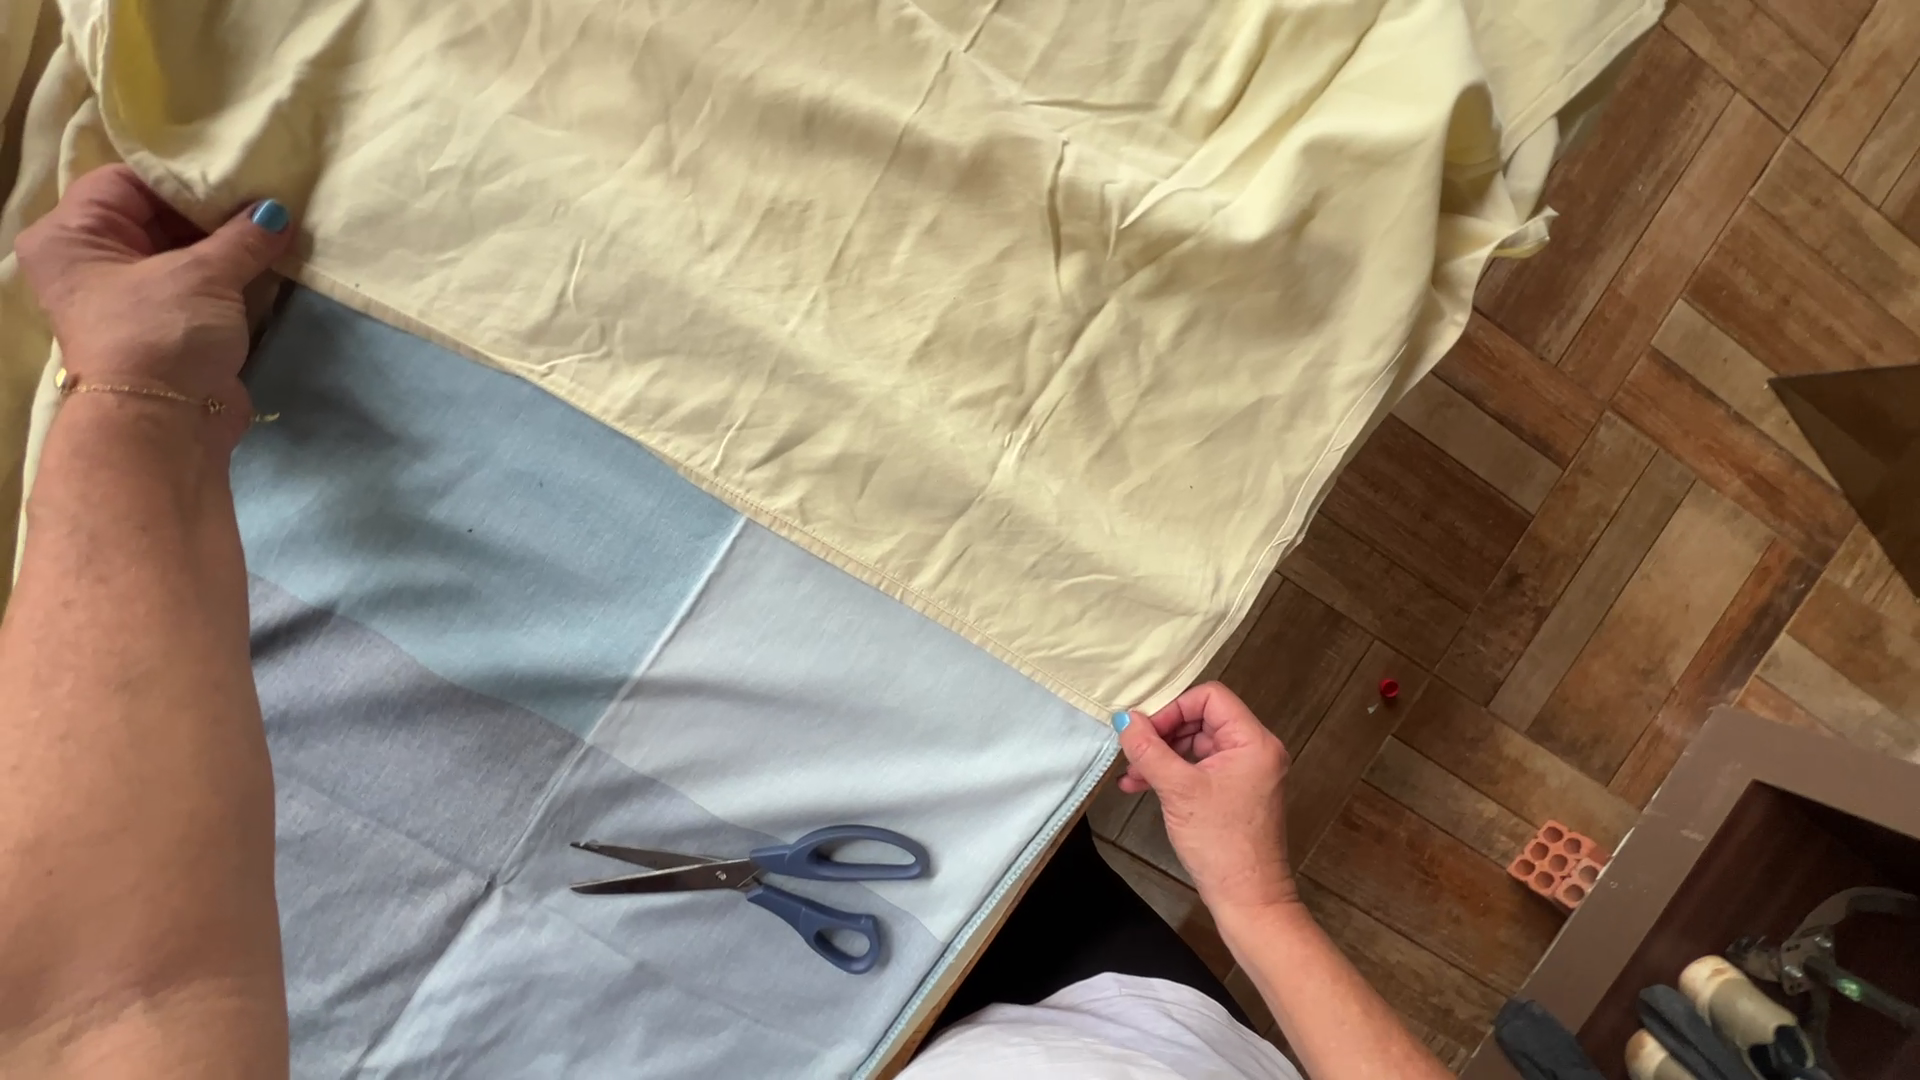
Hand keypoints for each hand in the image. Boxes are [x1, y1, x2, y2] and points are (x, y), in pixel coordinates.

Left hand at [16, 164, 292, 445]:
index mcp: (74, 236)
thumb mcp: (204, 276)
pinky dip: (236, 278)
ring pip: (188, 255)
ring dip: (231, 250)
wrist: (168, 416)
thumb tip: (276, 212)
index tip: (239, 183)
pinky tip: (271, 271)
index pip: (126, 184)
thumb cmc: (162, 333)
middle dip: (214, 217)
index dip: (182, 182)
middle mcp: (97, 261)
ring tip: (277, 238)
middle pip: (159, 218)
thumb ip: (243, 240)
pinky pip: (206, 287)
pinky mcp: (176, 324)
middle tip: (268, 210)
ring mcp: (138, 296)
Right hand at [1115, 682, 1296, 913]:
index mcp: (1253, 742)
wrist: (1247, 901)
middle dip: (1163, 733)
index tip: (1147, 731)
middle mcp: (1254, 751)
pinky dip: (1171, 771)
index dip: (1174, 708)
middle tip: (1136, 749)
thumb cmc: (1222, 845)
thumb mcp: (1177, 789)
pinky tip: (1140, 784)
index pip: (1209, 697)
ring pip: (1194, 744)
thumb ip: (1148, 749)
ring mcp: (1244, 772)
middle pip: (1200, 718)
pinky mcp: (1232, 791)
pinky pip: (1197, 766)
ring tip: (1133, 772)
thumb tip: (1125, 719)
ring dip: (1161, 754)